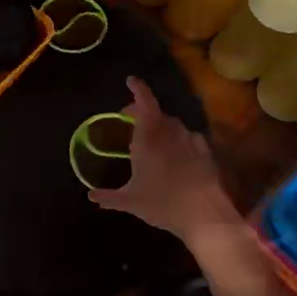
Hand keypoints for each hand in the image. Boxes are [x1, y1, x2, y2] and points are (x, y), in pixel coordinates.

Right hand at [89, 77, 241, 245]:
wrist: (205, 214)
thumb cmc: (163, 203)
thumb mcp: (131, 202)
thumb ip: (109, 197)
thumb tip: (91, 196)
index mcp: (149, 137)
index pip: (144, 102)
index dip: (138, 88)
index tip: (130, 81)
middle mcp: (171, 132)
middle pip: (156, 113)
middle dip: (142, 113)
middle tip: (129, 120)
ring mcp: (191, 140)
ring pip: (173, 125)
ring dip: (160, 127)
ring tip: (151, 142)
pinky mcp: (205, 151)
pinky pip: (187, 138)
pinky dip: (177, 140)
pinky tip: (175, 156)